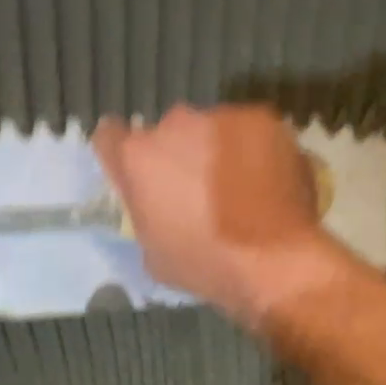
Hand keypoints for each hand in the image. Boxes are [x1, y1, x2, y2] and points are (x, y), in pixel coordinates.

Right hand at [94, 104, 341, 325]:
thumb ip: (145, 213)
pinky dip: (253, 150)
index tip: (137, 171)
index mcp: (138, 159)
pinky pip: (249, 131)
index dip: (122, 154)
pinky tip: (265, 181)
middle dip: (178, 155)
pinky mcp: (262, 119)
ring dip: (217, 151)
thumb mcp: (154, 253)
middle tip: (197, 190)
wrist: (274, 263)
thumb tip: (153, 203)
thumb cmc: (206, 266)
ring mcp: (221, 118)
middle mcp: (174, 125)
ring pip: (211, 129)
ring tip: (238, 188)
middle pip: (167, 133)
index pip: (110, 137)